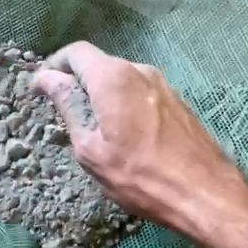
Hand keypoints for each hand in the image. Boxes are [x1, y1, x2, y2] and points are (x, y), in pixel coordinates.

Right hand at [32, 41, 247, 239]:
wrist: (206, 195)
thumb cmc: (139, 175)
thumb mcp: (90, 148)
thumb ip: (68, 106)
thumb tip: (47, 78)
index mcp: (113, 77)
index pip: (75, 52)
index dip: (54, 66)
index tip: (41, 90)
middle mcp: (139, 70)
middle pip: (99, 64)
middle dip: (78, 82)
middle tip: (64, 114)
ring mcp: (163, 84)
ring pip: (121, 79)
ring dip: (102, 95)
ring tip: (95, 129)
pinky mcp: (177, 101)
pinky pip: (140, 92)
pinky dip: (124, 104)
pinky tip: (125, 135)